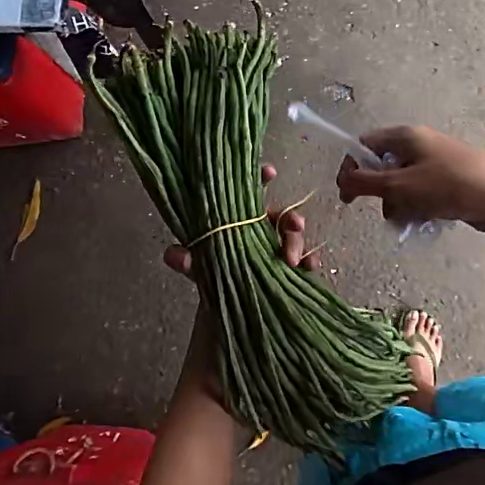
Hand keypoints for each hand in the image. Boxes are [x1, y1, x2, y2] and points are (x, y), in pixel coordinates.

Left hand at [161, 163, 320, 276]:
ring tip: (292, 260)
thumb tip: (174, 254)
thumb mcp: (196, 268)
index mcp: (238, 220)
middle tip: (295, 226)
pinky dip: (309, 261)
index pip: (250, 193)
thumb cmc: (211, 277)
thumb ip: (185, 261)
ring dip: (298, 242)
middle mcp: (260, 230)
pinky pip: (304, 260)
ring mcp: (276, 248)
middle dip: (290, 217)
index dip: (260, 178)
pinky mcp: (289, 269)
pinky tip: (309, 267)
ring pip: (294, 236)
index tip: (270, 171)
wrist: (223, 313)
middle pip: (280, 215)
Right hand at [336, 125, 484, 249]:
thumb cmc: (448, 188)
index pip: (363, 146)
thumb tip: (342, 181)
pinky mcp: (447, 180)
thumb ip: (364, 183)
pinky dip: (418, 207)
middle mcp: (418, 143)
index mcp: (404, 136)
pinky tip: (428, 220)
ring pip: (400, 185)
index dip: (351, 169)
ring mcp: (434, 162)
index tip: (348, 197)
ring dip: (399, 205)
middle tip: (389, 211)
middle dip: (380, 193)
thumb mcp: (399, 187)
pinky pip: (420, 193)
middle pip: (382, 167)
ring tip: (412, 218)